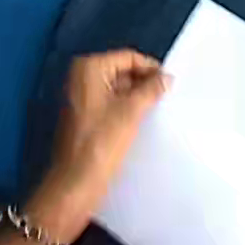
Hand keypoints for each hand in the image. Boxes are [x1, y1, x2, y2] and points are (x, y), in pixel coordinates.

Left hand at [29, 50, 170, 240]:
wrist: (74, 187)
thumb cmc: (101, 143)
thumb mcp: (131, 112)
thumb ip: (151, 89)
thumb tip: (167, 76)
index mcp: (89, 67)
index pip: (128, 57)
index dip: (150, 68)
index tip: (170, 82)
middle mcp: (80, 76)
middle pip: (121, 70)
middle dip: (143, 82)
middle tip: (167, 95)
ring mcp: (79, 96)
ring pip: (116, 88)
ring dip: (136, 96)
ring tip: (158, 108)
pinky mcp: (82, 115)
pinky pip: (109, 102)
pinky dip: (125, 107)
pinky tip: (141, 120)